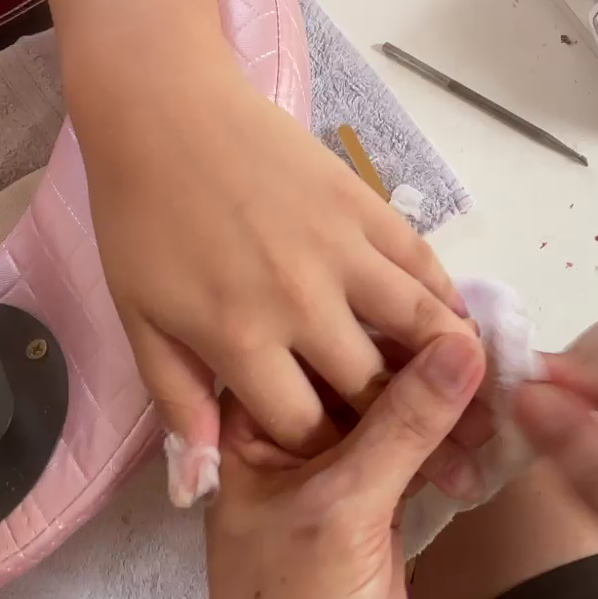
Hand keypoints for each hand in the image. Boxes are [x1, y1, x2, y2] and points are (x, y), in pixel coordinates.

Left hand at [80, 63, 472, 500]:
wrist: (165, 114)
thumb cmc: (142, 220)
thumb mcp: (139, 320)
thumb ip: (178, 403)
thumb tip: (203, 483)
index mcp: (241, 341)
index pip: (308, 430)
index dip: (325, 453)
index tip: (333, 451)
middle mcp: (303, 304)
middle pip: (372, 389)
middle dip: (389, 420)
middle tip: (404, 427)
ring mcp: (342, 249)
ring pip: (420, 324)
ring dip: (445, 362)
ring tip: (458, 382)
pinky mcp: (365, 205)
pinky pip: (422, 261)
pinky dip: (446, 294)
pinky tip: (453, 316)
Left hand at [184, 332, 485, 598]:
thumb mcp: (345, 508)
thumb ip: (405, 426)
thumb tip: (466, 345)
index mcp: (256, 414)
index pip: (321, 338)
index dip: (386, 321)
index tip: (454, 315)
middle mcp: (294, 426)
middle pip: (366, 369)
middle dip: (427, 368)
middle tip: (488, 366)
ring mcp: (338, 462)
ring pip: (400, 408)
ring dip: (449, 411)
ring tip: (491, 420)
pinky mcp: (376, 496)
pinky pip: (419, 449)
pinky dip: (452, 447)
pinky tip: (483, 449)